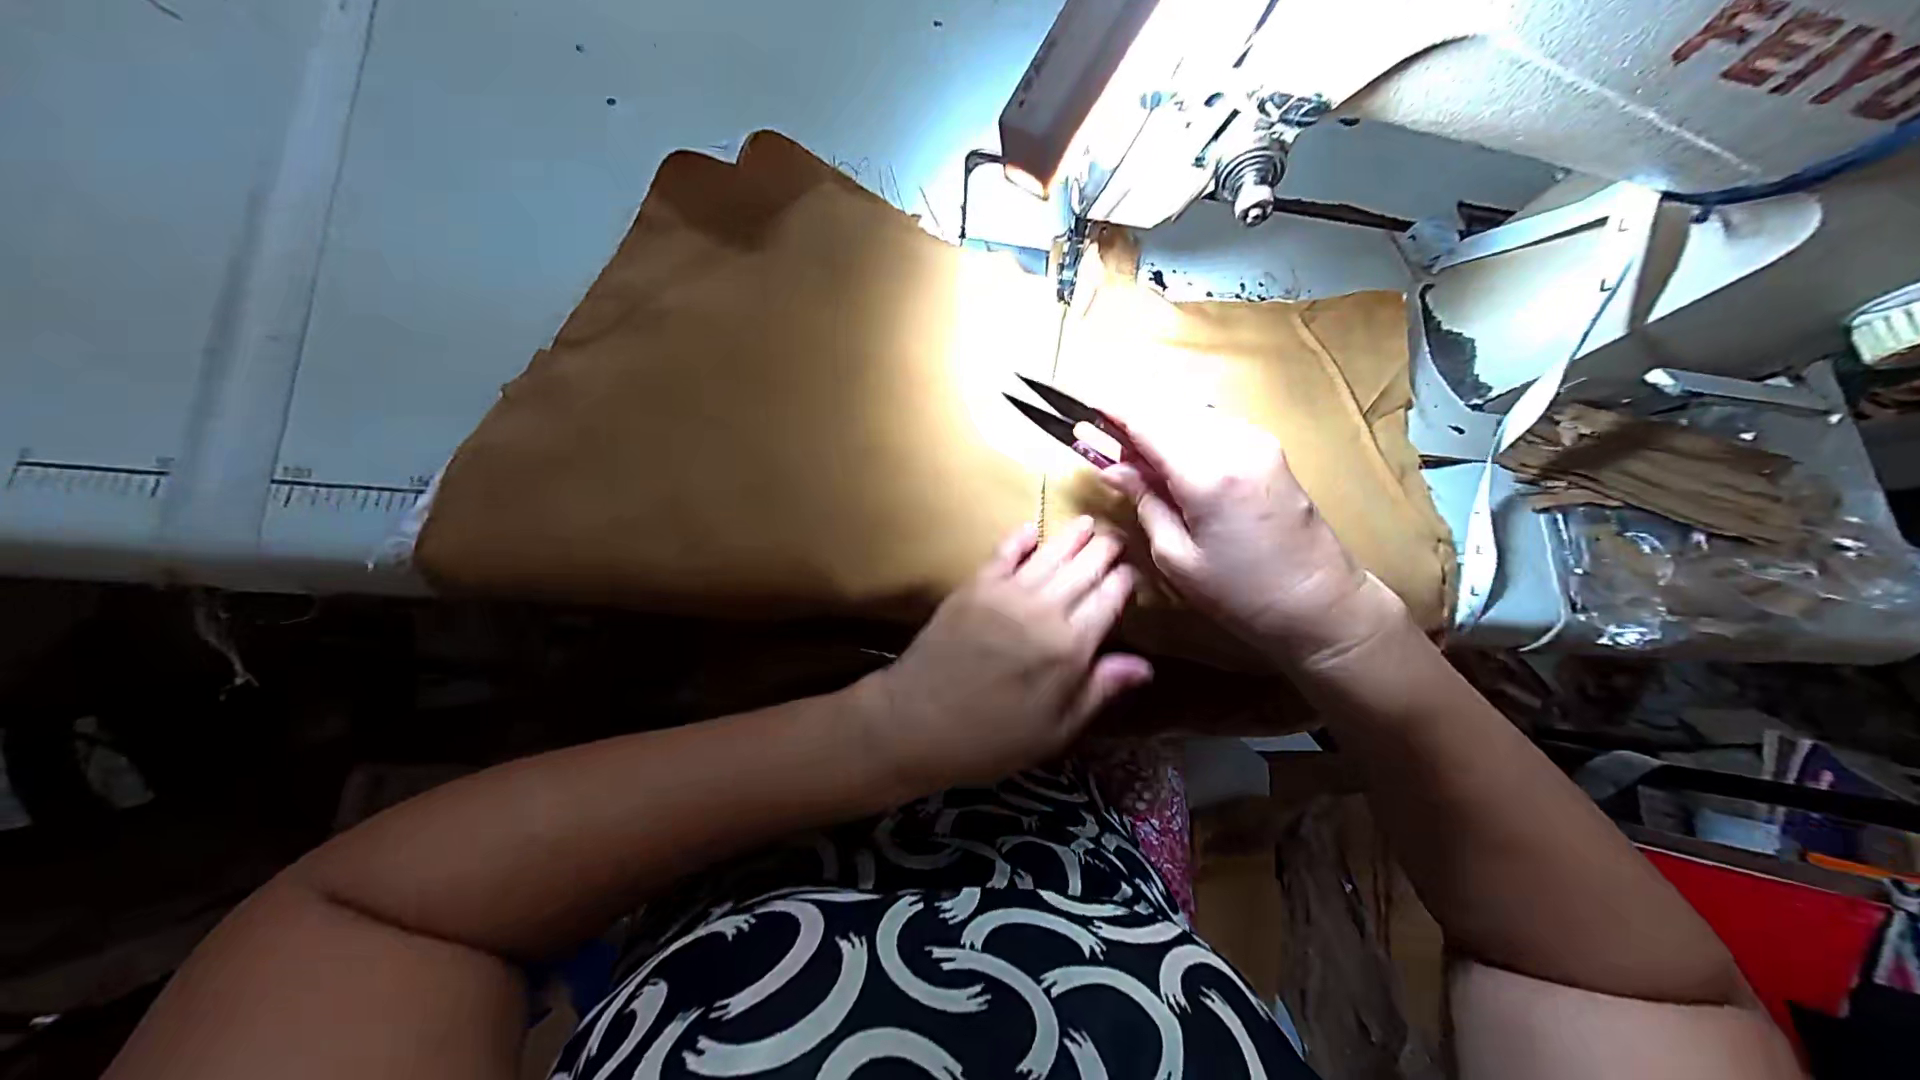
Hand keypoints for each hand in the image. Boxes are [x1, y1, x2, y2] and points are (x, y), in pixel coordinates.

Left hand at [858, 519, 1152, 793]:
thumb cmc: (992, 738)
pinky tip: (1032, 529)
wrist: (916, 723)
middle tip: (1118, 538)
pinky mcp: (974, 587)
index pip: (1110, 600)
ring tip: (1088, 523)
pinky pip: (1003, 553)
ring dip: (1072, 536)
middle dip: (1105, 551)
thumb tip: (1145, 664)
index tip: (1133, 573)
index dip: (1125, 582)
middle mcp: (1045, 610)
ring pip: (1050, 554)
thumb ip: (1099, 690)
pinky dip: (1020, 539)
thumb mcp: (1056, 730)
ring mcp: (1007, 593)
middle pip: (1084, 569)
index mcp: (1071, 647)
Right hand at [1097, 405, 1409, 672]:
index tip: (1084, 412)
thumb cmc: (1240, 593)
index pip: (1148, 421)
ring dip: (1159, 424)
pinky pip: (1214, 423)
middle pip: (1169, 409)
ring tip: (1136, 457)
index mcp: (1208, 473)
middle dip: (1133, 419)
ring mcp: (1257, 440)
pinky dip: (1185, 430)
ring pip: (1192, 412)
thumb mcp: (1176, 556)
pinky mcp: (1269, 447)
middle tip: (1104, 445)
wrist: (1319, 603)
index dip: (1113, 412)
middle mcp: (1235, 443)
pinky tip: (1172, 458)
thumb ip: (1144, 500)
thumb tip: (1113, 467)